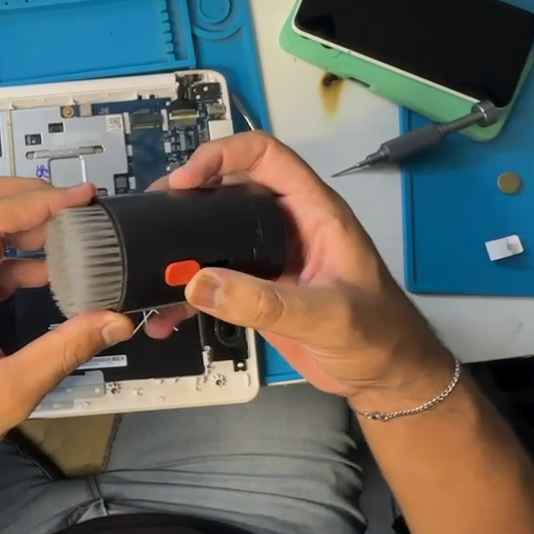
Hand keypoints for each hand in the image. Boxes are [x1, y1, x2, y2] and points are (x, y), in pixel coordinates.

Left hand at [0, 178, 135, 505]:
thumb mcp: (10, 391)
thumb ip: (64, 350)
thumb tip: (116, 320)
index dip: (36, 203)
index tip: (81, 198)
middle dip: (23, 195)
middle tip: (72, 202)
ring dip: (22, 223)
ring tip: (73, 229)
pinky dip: (19, 258)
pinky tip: (55, 270)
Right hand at [145, 132, 453, 412]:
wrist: (385, 377)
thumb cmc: (378, 335)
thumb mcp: (326, 315)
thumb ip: (263, 302)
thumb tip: (197, 284)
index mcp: (312, 212)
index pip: (265, 157)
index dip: (222, 156)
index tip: (185, 182)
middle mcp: (285, 227)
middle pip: (228, 190)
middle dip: (187, 198)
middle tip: (151, 216)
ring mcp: (267, 258)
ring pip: (212, 236)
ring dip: (179, 249)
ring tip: (148, 263)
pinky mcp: (254, 291)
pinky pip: (212, 283)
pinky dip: (186, 297)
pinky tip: (165, 316)